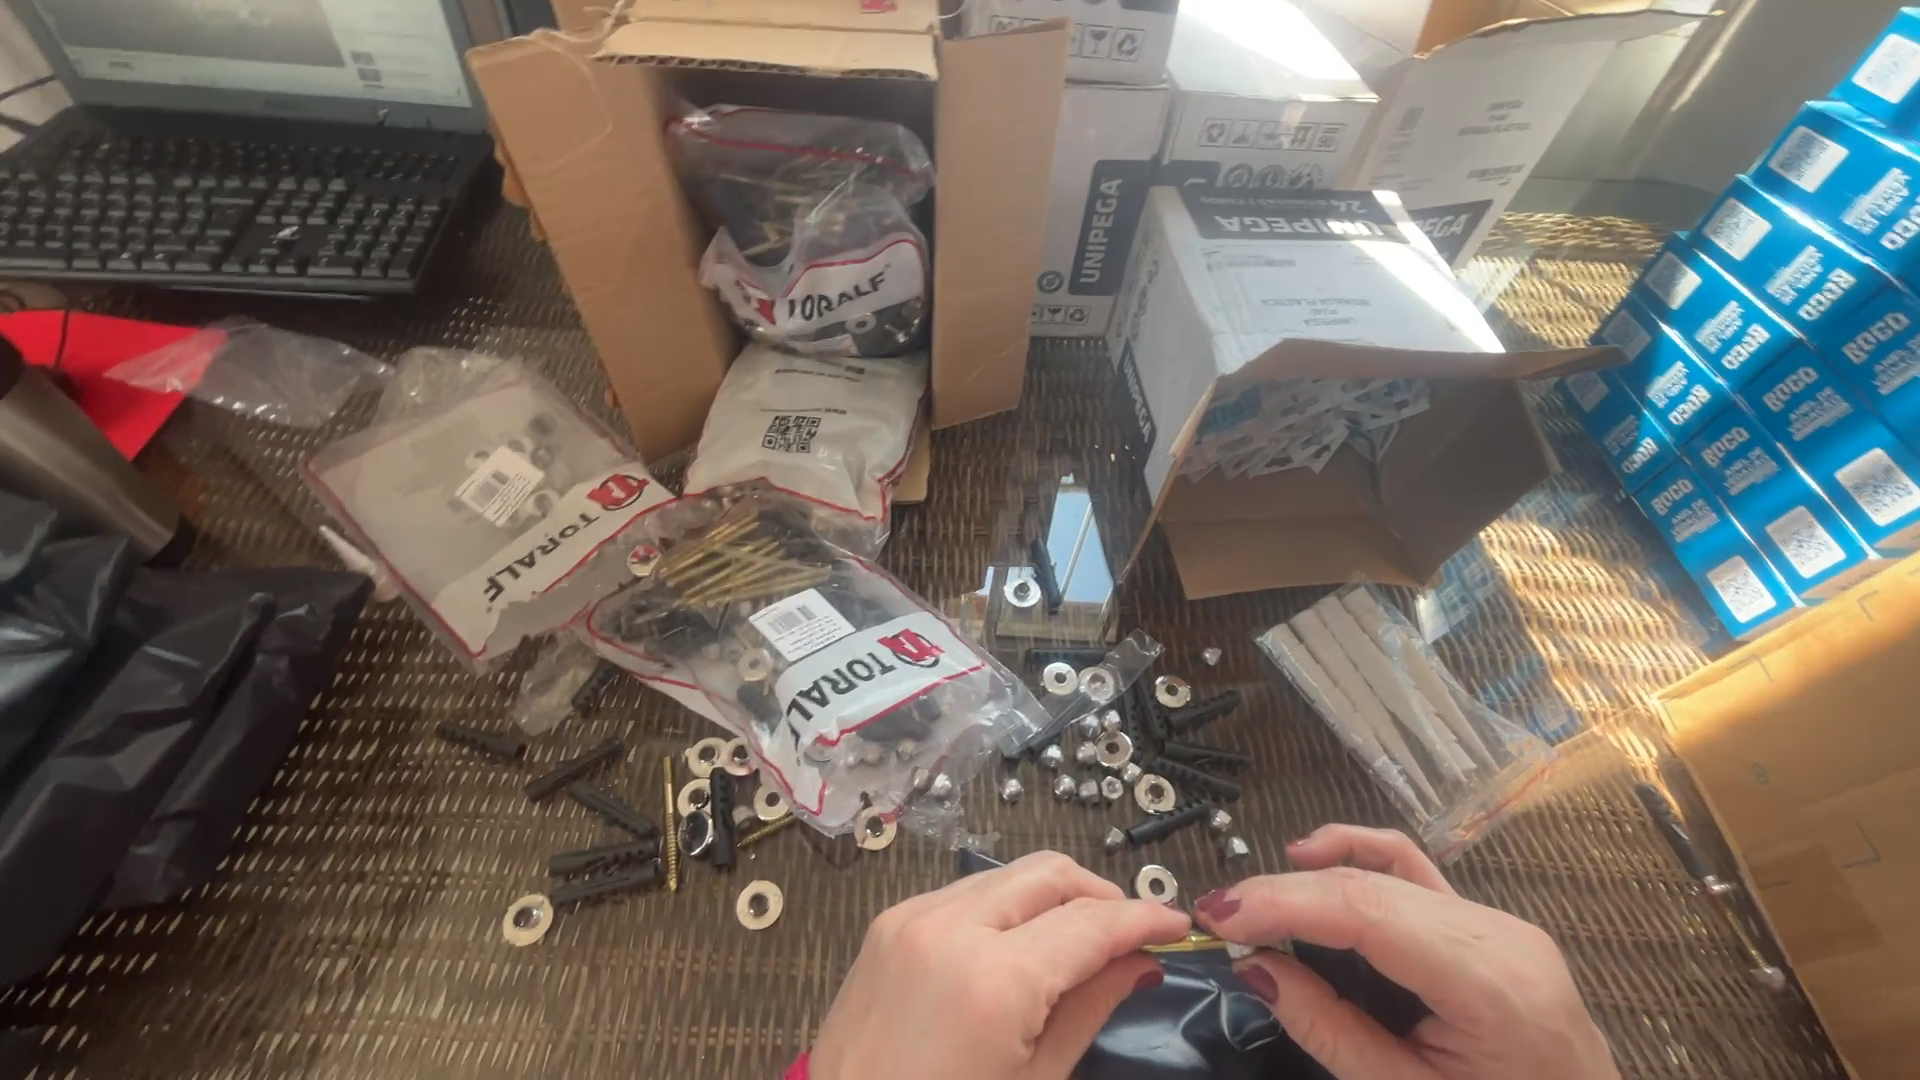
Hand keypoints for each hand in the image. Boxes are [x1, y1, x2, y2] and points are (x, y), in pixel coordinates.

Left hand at [809, 851, 1191, 1079]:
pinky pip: (966, 891)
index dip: (1141, 917)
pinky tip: (1018, 943)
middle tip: (1128, 930)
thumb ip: (1090, 1008)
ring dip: (1051, 894)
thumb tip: (1140, 960)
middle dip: (1097, 891)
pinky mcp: (890, 917)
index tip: (1176, 923)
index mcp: (993, 978)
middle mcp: (951, 924)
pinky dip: (1005, 905)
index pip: (1088, 923)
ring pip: (1006, 873)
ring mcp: (913, 913)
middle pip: (1046, 871)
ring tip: (1077, 938)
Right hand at [1195, 825, 1618, 1079]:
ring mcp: (1494, 917)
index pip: (1366, 911)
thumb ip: (1327, 1028)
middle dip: (1281, 894)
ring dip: (1305, 880)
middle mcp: (1498, 931)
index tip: (1217, 914)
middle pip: (1366, 884)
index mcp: (1492, 983)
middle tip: (1217, 915)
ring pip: (1379, 870)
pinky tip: (1308, 854)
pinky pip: (1409, 866)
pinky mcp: (1482, 918)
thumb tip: (1252, 964)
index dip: (1282, 902)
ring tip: (1250, 903)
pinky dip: (1353, 852)